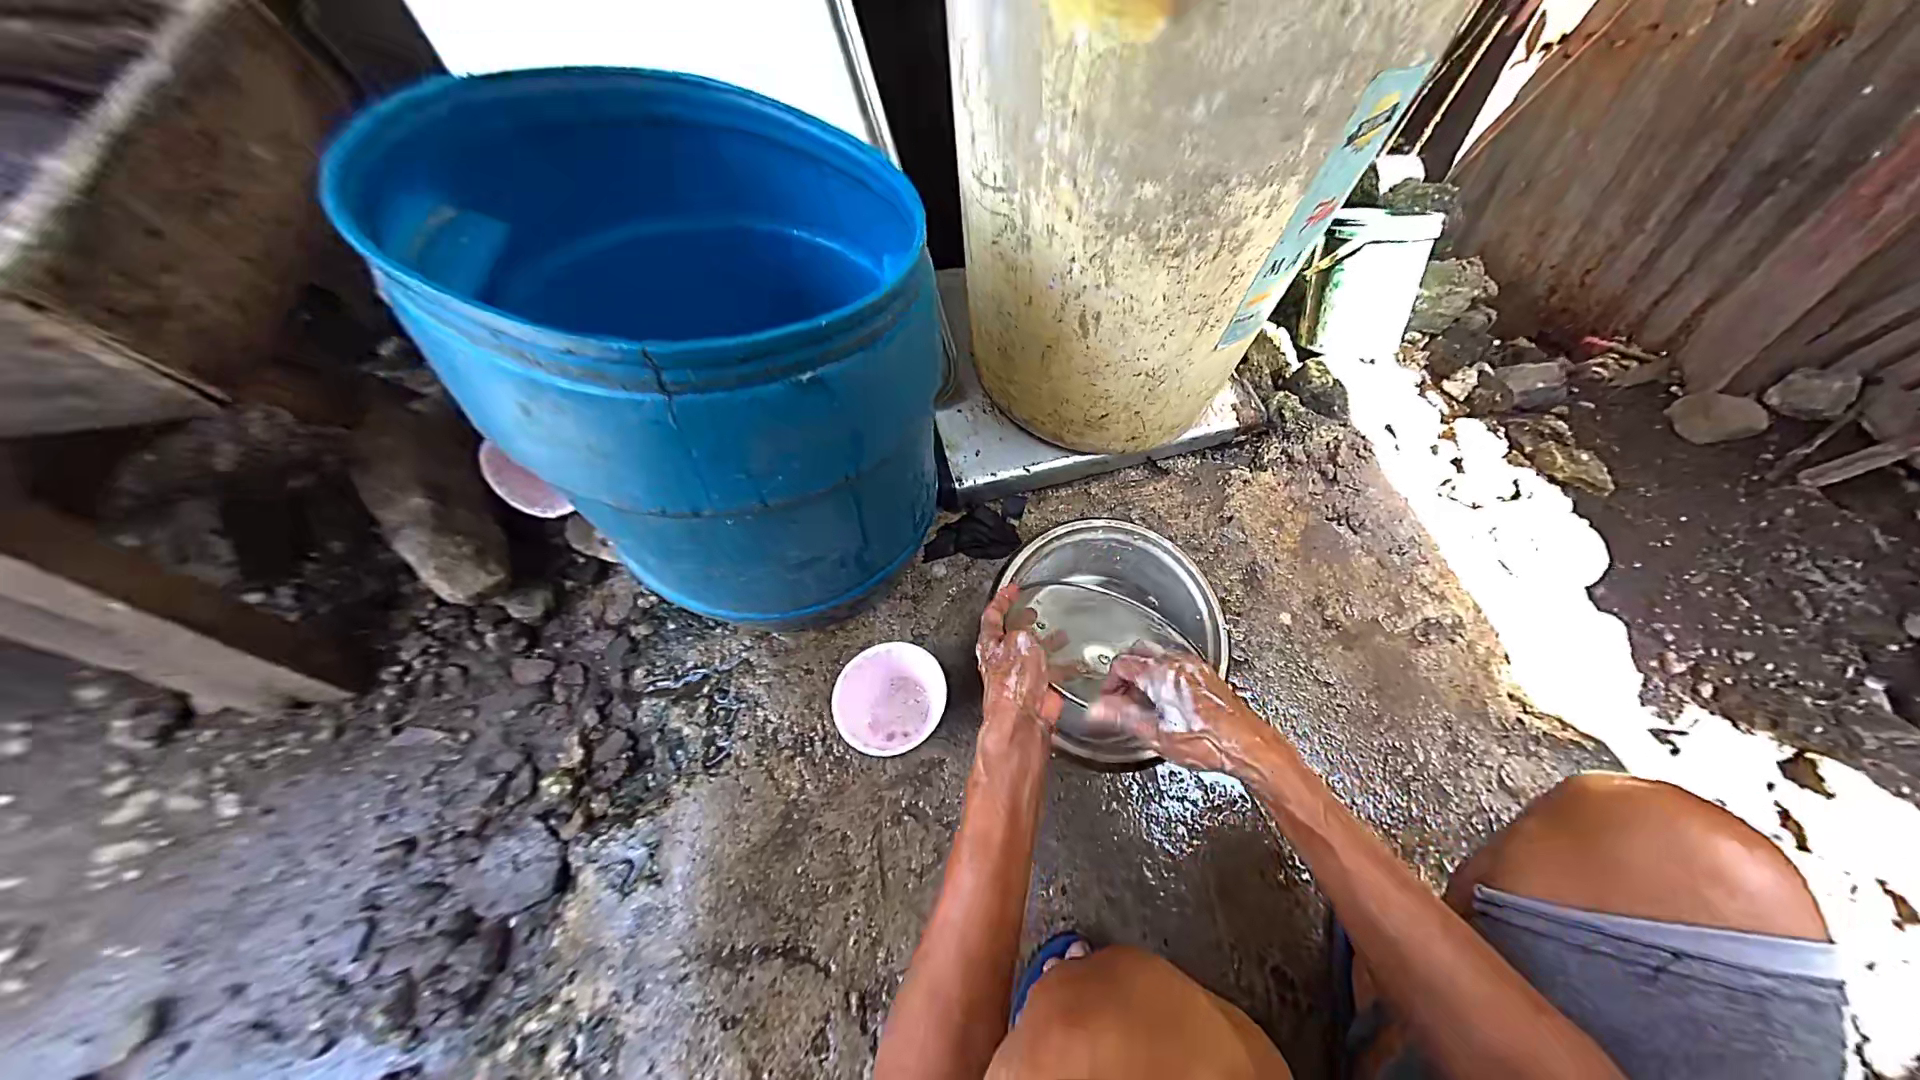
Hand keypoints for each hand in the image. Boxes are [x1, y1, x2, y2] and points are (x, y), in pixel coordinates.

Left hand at [975, 584, 1063, 734]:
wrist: (1022, 723)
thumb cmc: (1013, 686)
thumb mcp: (1019, 643)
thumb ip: (1021, 630)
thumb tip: (1024, 626)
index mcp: (991, 645)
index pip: (992, 615)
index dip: (1002, 599)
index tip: (1011, 589)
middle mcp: (1002, 660)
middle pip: (1012, 634)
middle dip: (1023, 621)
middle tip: (1032, 611)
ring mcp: (1019, 676)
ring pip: (1033, 653)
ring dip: (1046, 642)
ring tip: (1060, 634)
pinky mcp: (1035, 691)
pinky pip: (1050, 673)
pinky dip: (1063, 666)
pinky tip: (1074, 663)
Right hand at [1087, 645, 1280, 777]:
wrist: (1248, 747)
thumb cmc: (1208, 743)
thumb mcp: (1155, 735)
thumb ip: (1122, 717)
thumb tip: (1097, 709)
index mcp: (1160, 674)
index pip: (1122, 664)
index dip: (1110, 682)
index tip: (1109, 698)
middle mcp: (1177, 663)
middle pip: (1139, 653)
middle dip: (1126, 673)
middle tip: (1123, 695)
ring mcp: (1194, 667)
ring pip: (1160, 657)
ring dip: (1146, 673)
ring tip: (1144, 699)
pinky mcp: (1207, 675)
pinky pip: (1177, 664)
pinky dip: (1164, 675)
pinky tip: (1168, 699)